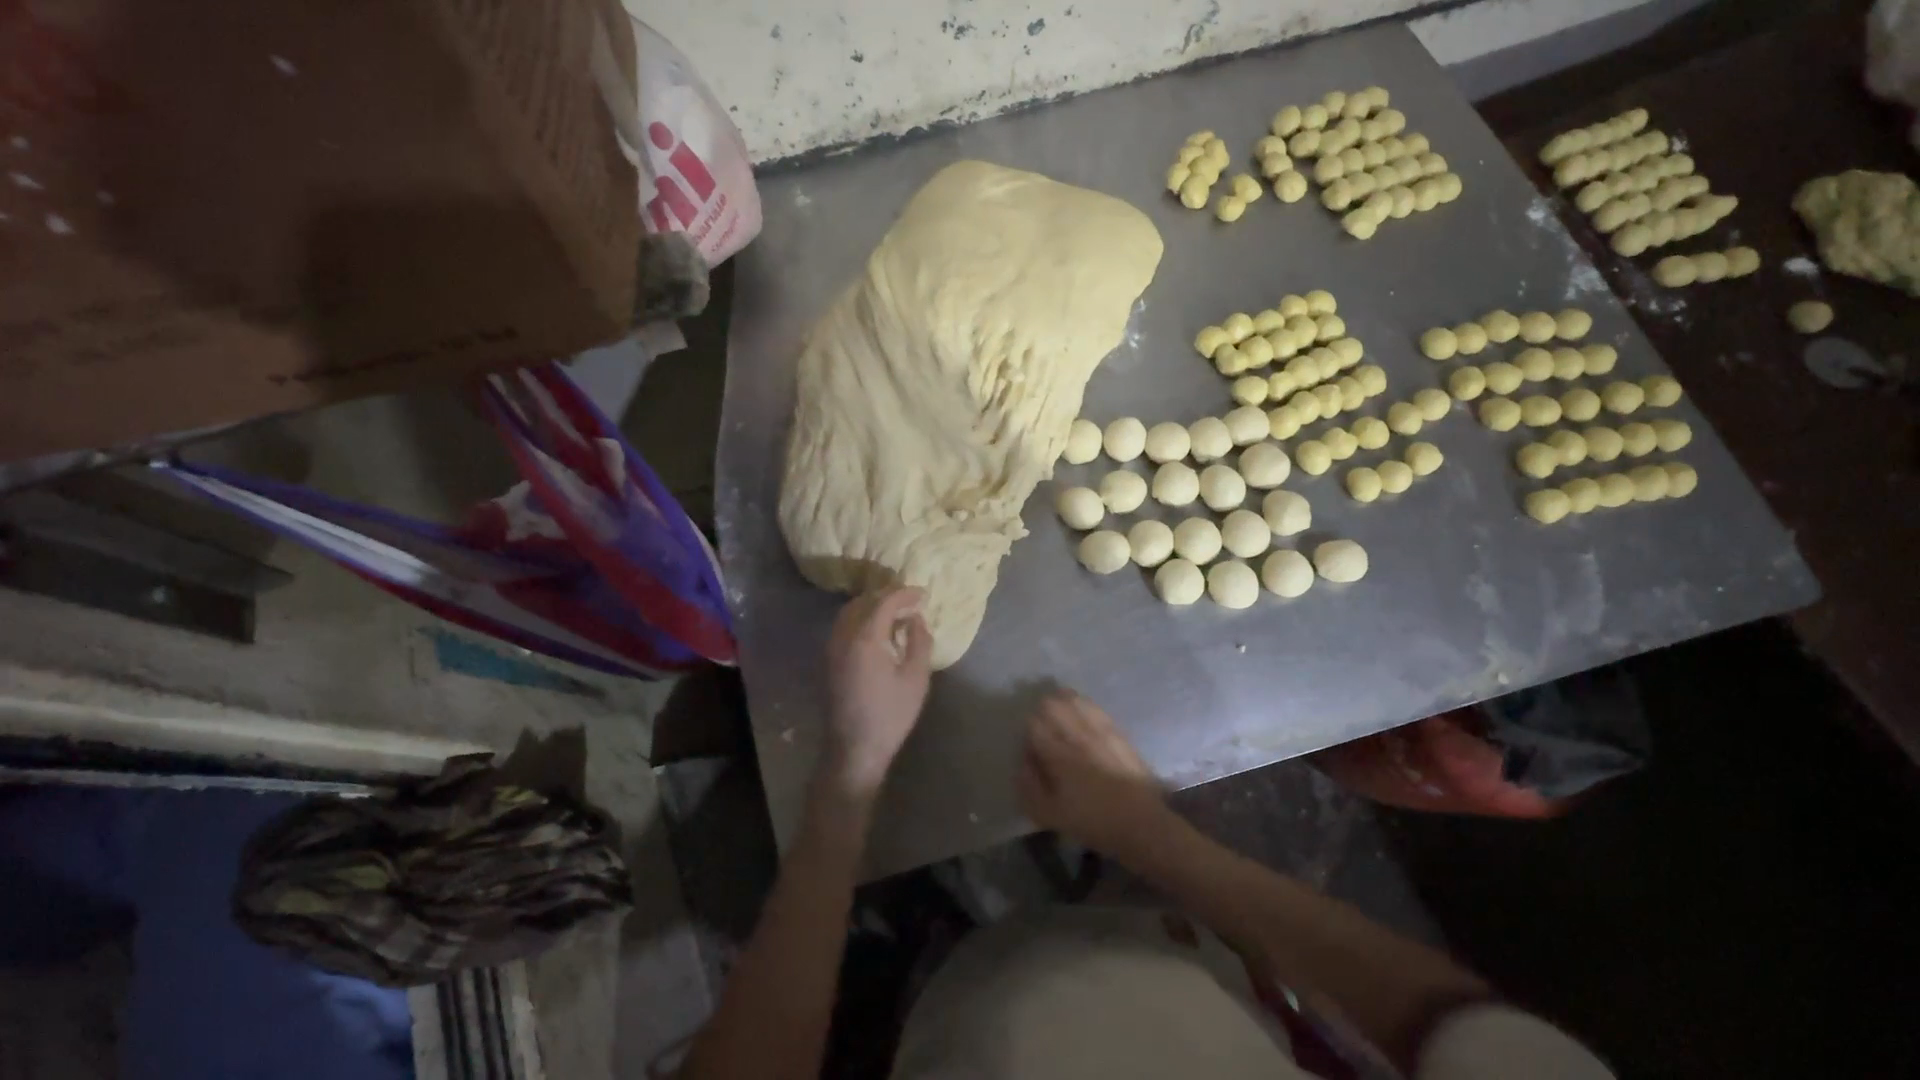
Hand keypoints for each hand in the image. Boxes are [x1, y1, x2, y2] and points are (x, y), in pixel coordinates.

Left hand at [822, 587, 933, 797]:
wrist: (854, 748)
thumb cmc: (890, 715)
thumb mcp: (916, 679)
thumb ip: (919, 642)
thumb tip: (916, 620)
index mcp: (865, 638)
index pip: (884, 602)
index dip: (905, 594)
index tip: (923, 593)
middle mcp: (843, 636)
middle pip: (863, 602)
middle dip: (887, 596)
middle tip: (910, 601)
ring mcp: (831, 648)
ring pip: (849, 613)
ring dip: (871, 606)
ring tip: (895, 614)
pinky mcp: (827, 661)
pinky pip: (842, 627)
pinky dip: (860, 619)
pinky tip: (877, 632)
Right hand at [1016, 689, 1172, 860]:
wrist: (1141, 823)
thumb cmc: (1092, 821)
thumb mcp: (1049, 815)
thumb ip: (1028, 786)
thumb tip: (1022, 762)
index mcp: (1058, 753)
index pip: (1033, 723)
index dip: (1027, 733)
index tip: (1030, 748)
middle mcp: (1078, 734)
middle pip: (1052, 704)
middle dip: (1041, 713)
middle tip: (1042, 731)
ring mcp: (1100, 729)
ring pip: (1074, 700)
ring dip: (1061, 704)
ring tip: (1060, 718)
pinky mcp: (1118, 731)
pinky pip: (1094, 707)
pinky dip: (1083, 706)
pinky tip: (1082, 718)